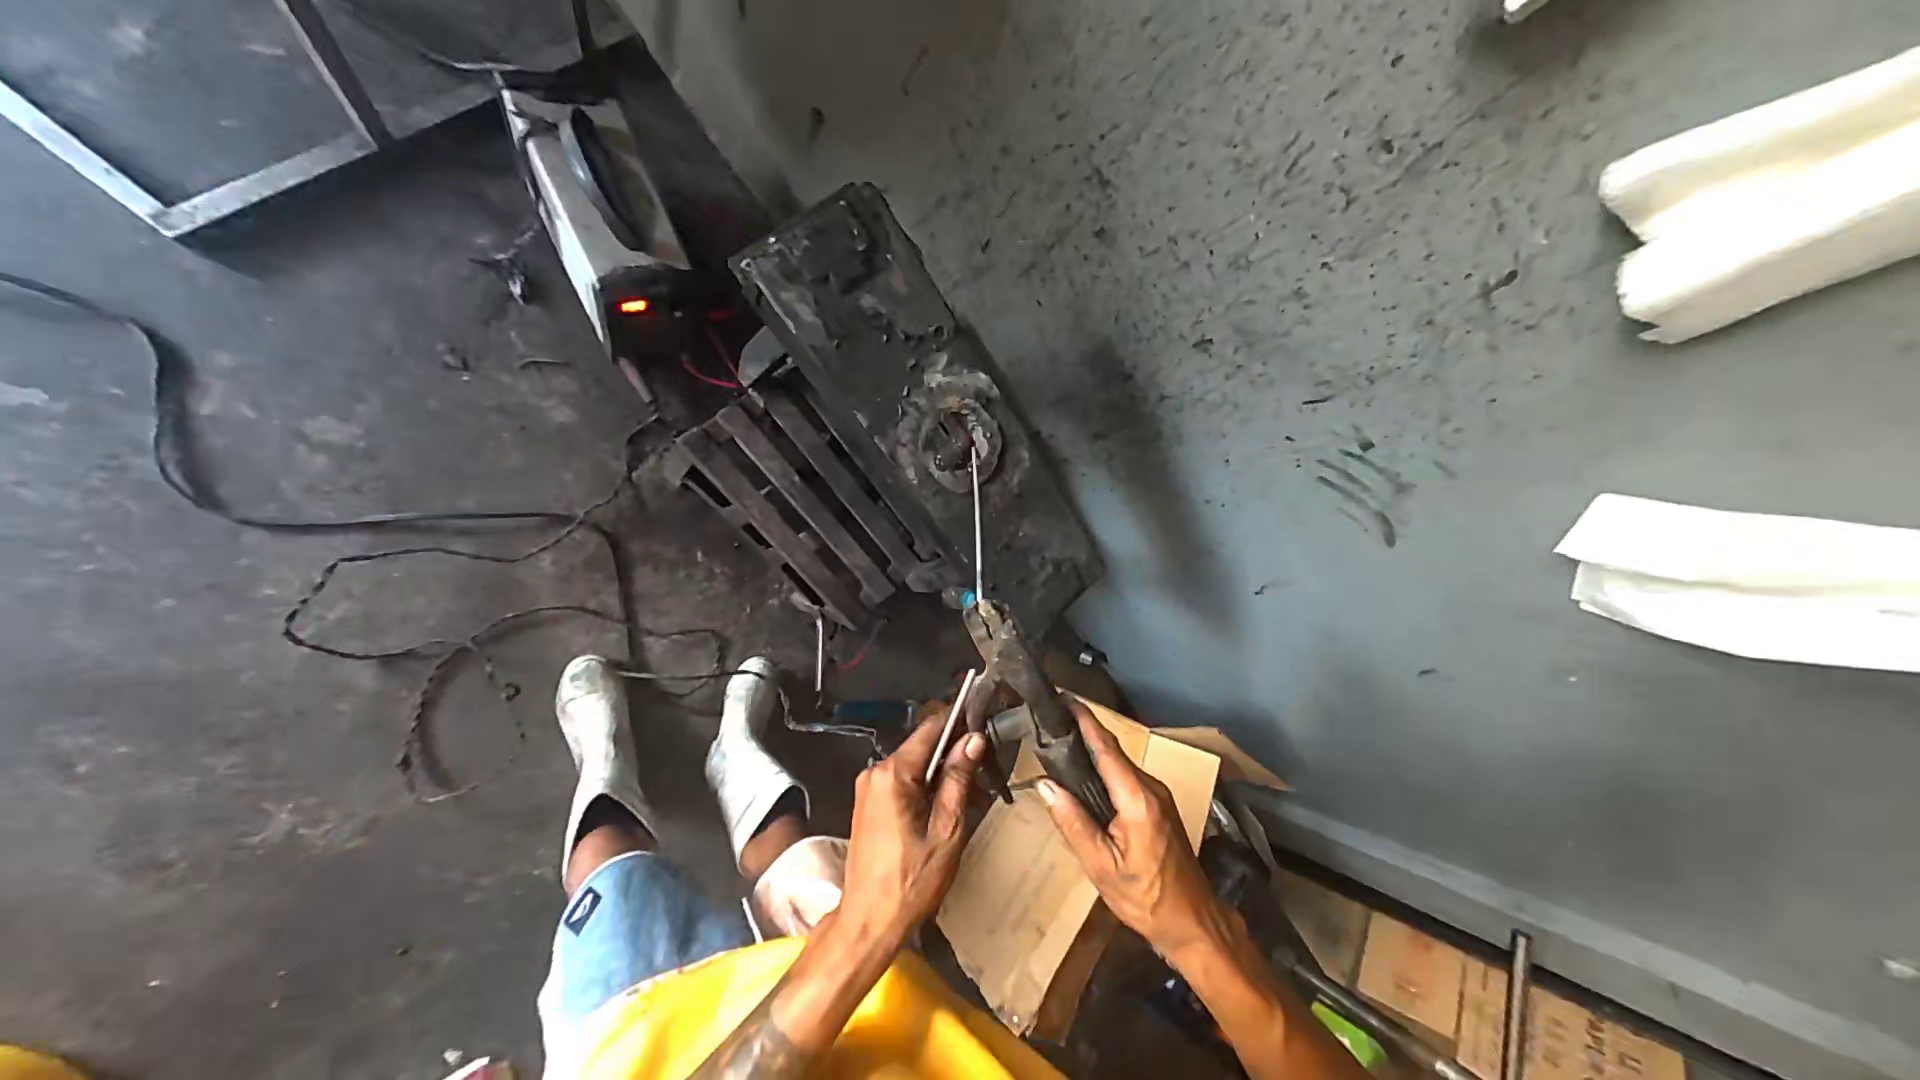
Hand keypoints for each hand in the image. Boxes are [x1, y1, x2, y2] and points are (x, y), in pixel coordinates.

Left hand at [835, 707, 985, 950]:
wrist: (868, 920)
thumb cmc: (910, 881)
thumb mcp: (946, 829)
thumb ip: (959, 779)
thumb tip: (973, 740)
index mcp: (892, 774)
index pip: (930, 729)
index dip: (959, 720)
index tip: (983, 718)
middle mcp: (875, 772)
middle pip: (922, 746)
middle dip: (955, 753)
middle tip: (986, 767)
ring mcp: (869, 787)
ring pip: (915, 764)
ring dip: (943, 773)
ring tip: (973, 793)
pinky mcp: (869, 803)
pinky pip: (903, 781)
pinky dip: (927, 787)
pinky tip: (948, 807)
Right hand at [1036, 702, 1226, 958]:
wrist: (1194, 923)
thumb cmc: (1147, 899)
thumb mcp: (1101, 867)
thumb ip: (1073, 823)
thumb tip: (1045, 785)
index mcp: (1138, 799)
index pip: (1106, 749)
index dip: (1085, 721)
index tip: (1064, 699)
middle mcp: (1151, 788)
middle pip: (1113, 751)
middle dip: (1084, 731)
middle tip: (1051, 720)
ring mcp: (1159, 795)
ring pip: (1120, 763)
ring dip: (1093, 749)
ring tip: (1060, 741)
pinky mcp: (1159, 805)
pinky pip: (1126, 777)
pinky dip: (1104, 768)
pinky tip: (1084, 773)